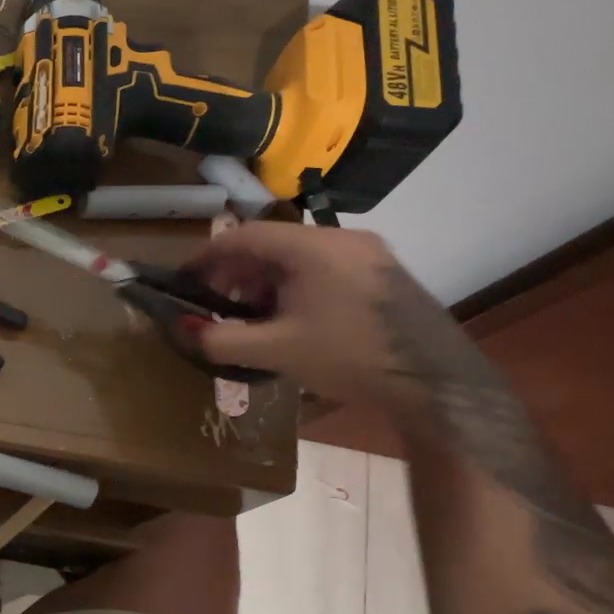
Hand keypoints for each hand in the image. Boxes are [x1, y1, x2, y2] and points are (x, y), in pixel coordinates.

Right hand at [187, 222, 463, 407]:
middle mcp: (342, 238)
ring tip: (249, 318)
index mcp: (313, 248)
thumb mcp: (272, 351)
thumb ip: (219, 338)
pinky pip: (322, 266)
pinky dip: (292, 285)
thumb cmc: (344, 357)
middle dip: (235, 273)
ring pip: (297, 255)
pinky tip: (287, 319)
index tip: (183, 281)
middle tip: (214, 307)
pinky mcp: (380, 272)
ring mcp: (367, 253)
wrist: (430, 378)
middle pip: (272, 243)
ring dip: (263, 281)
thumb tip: (184, 328)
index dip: (207, 256)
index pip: (245, 235)